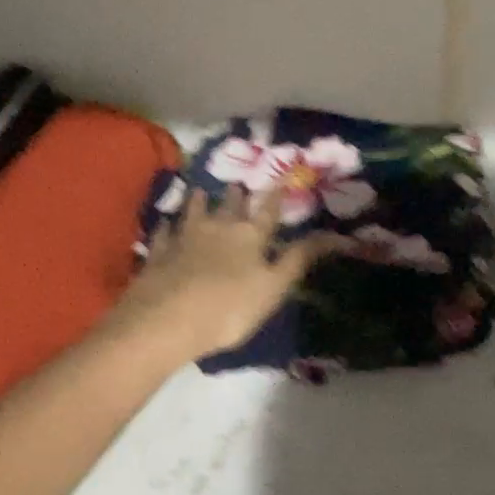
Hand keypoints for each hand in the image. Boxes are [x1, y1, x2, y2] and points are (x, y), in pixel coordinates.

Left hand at [110, 187, 339, 362]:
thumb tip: (335, 234)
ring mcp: (184, 238)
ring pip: (194, 212)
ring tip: (201, 190)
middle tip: (237, 184)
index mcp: (250, 235)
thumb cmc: (229, 307)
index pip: (268, 210)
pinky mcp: (158, 253)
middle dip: (236, 196)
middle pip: (229, 207)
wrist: (166, 319)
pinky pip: (164, 233)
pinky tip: (166, 223)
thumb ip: (299, 259)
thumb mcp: (274, 287)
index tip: (282, 175)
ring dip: (199, 201)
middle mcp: (218, 228)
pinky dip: (167, 226)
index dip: (276, 194)